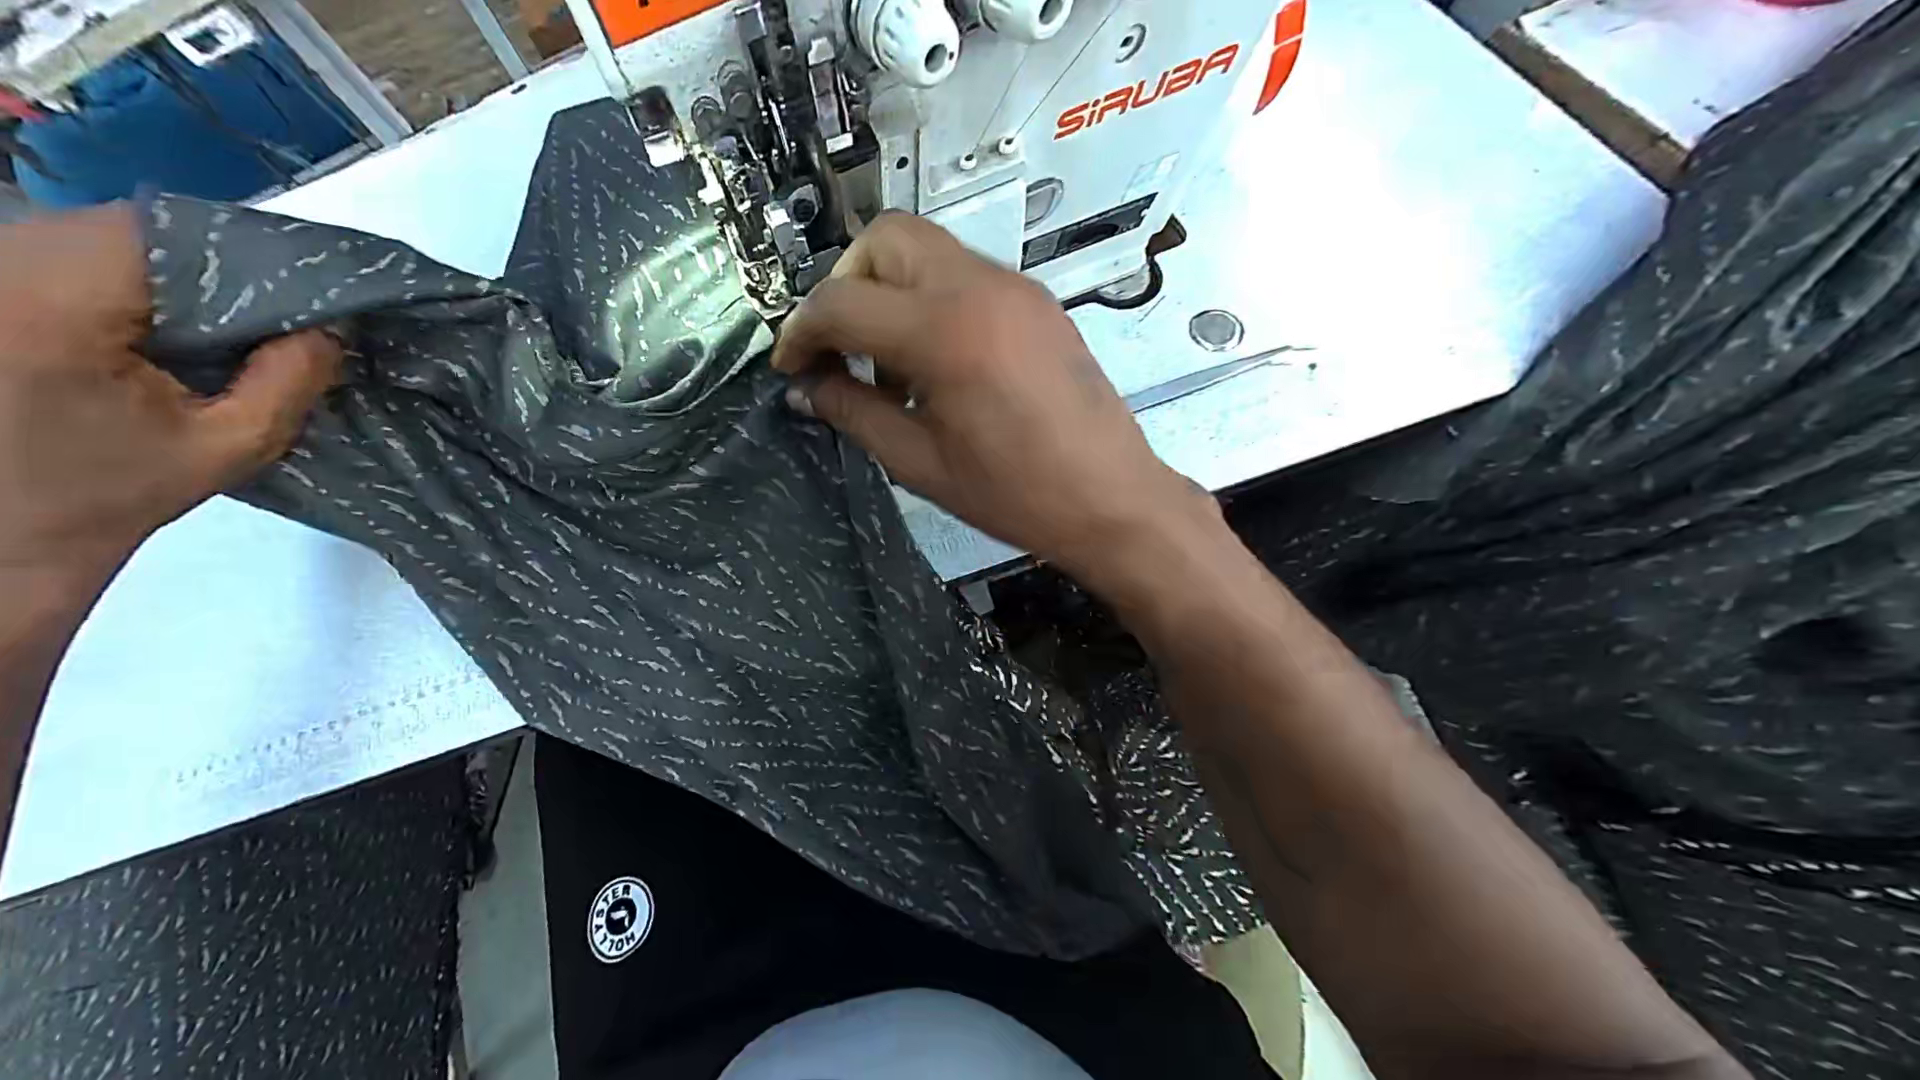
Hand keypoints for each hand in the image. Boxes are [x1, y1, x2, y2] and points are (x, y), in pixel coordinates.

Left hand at [0, 205, 340, 589]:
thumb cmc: (116, 491)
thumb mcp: (230, 446)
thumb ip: (290, 382)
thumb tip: (333, 327)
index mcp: (49, 307)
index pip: (167, 236)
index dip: (249, 256)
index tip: (308, 298)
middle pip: (133, 226)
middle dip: (219, 263)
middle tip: (281, 310)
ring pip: (103, 231)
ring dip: (179, 268)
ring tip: (231, 317)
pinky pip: (70, 249)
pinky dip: (135, 275)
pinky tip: (167, 319)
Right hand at [772, 213, 1218, 586]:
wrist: (1112, 499)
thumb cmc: (1016, 495)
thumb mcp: (919, 463)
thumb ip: (854, 413)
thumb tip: (808, 388)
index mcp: (945, 332)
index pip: (841, 301)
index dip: (800, 332)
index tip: (791, 366)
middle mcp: (980, 287)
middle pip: (883, 239)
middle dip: (846, 286)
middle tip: (841, 349)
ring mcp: (1015, 287)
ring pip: (926, 248)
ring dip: (888, 289)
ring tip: (889, 363)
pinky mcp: (1036, 300)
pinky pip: (964, 274)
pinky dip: (930, 298)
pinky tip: (935, 360)